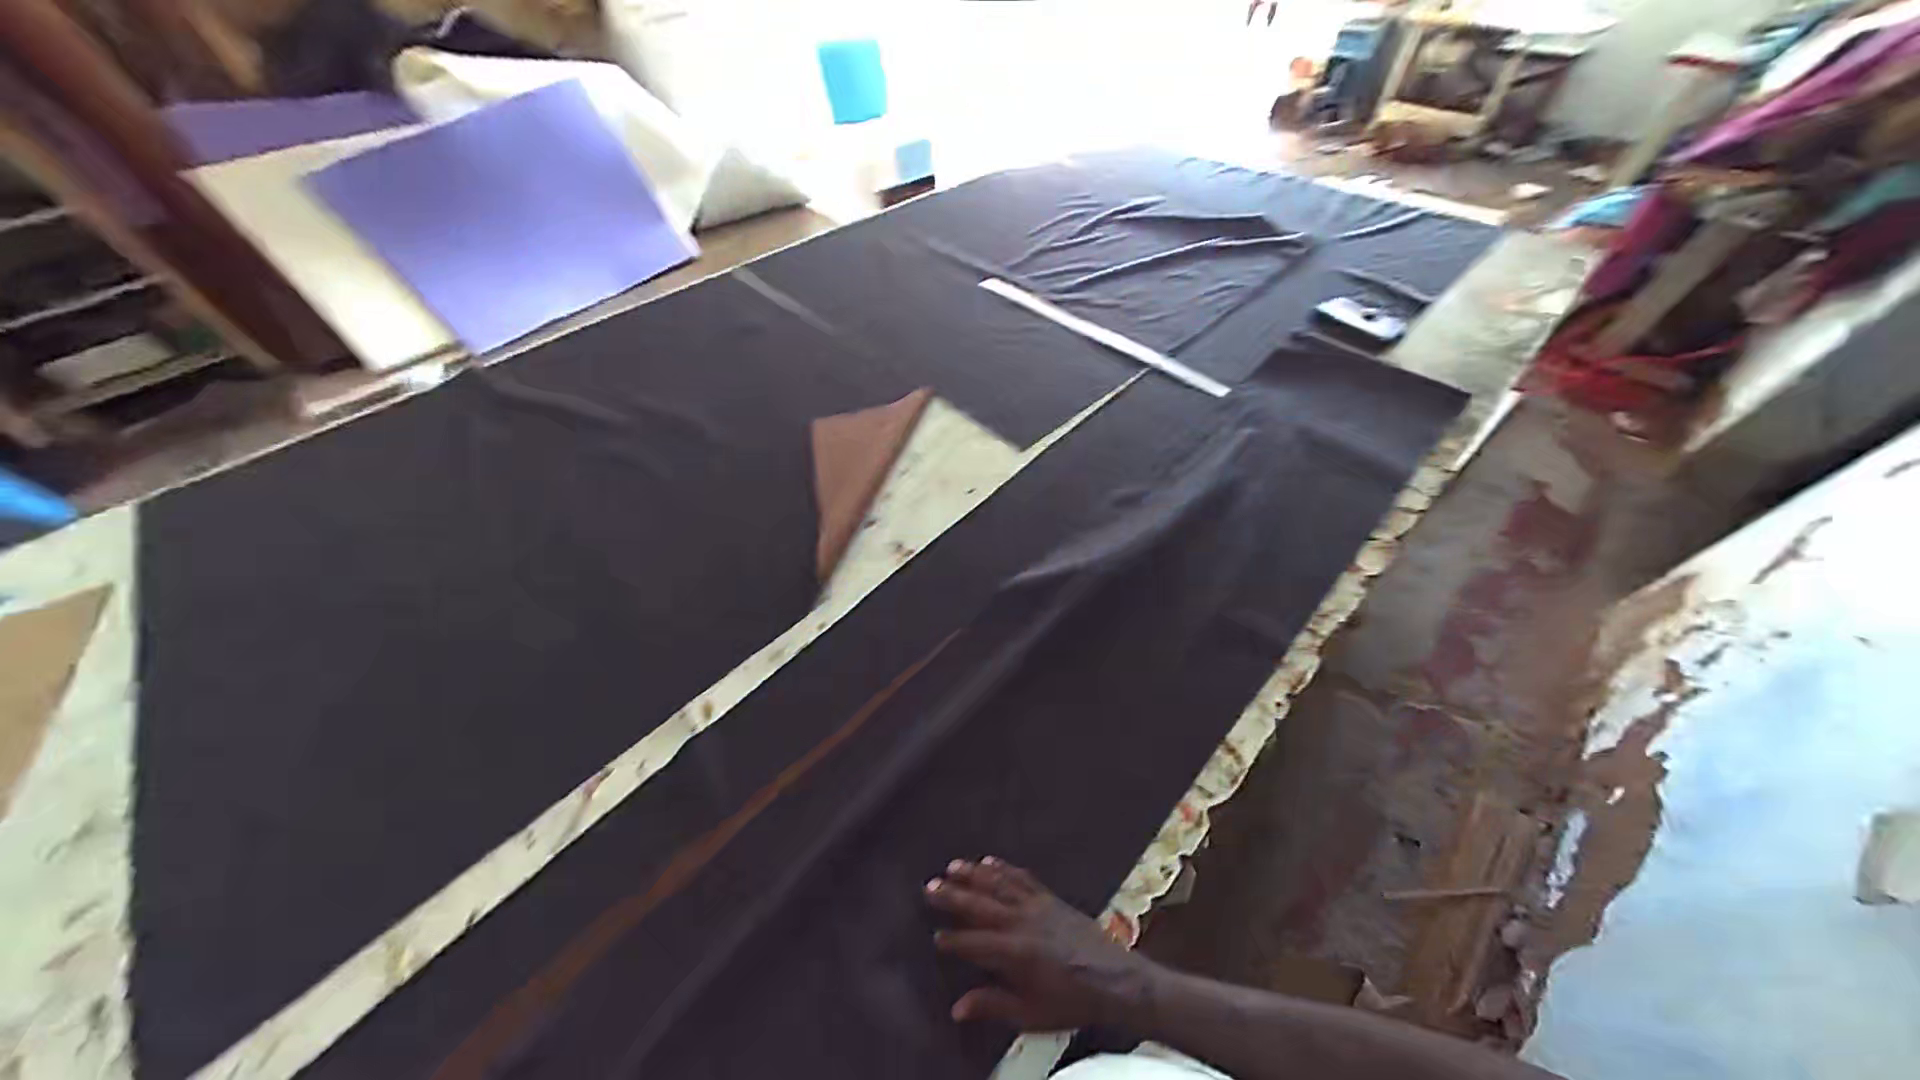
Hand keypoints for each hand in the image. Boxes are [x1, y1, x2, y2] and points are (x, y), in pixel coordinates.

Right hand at [924, 857, 1160, 1031]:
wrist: (1115, 980)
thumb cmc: (1071, 1001)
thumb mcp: (1031, 1014)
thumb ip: (994, 1005)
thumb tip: (957, 1008)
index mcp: (1015, 953)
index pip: (974, 943)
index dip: (953, 940)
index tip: (935, 936)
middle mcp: (1021, 922)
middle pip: (980, 904)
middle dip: (953, 895)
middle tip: (930, 885)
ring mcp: (1036, 905)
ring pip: (999, 884)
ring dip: (974, 874)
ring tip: (952, 866)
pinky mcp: (1050, 897)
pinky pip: (1022, 877)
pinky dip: (1004, 868)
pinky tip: (989, 861)